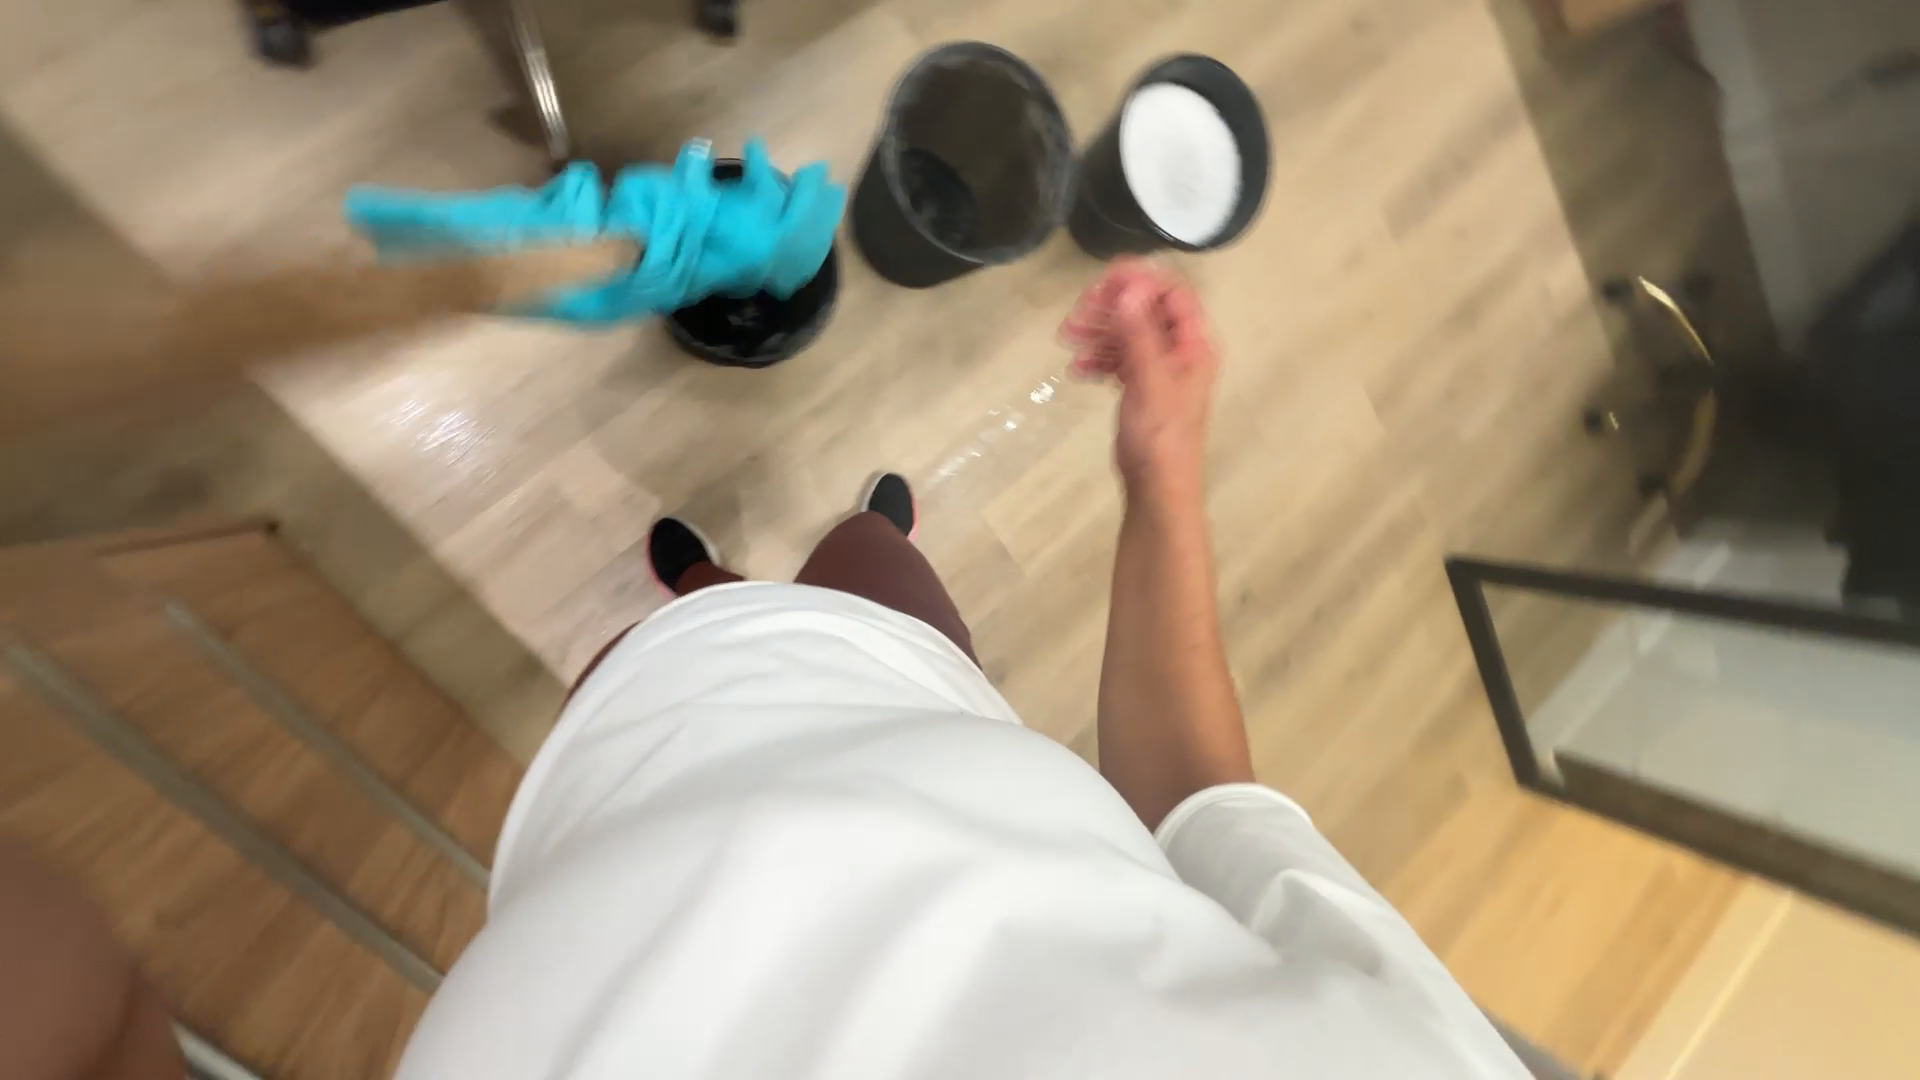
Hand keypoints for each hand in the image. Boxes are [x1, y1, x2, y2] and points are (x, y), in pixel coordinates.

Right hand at [1060, 258, 1219, 496]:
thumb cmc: (1161, 437)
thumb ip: (1139, 333)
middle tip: (1077, 315)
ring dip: (1098, 332)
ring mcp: (1159, 370)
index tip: (1103, 281)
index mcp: (1193, 344)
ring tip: (1068, 340)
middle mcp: (1179, 351)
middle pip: (1145, 310)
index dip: (1139, 281)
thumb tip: (1128, 288)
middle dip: (1110, 308)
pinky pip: (1120, 359)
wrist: (1157, 486)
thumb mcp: (1150, 380)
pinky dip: (1099, 358)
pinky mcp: (1141, 388)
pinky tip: (1079, 368)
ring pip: (1128, 334)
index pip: (1171, 294)